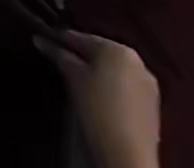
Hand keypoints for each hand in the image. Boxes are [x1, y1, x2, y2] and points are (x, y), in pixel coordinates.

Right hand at [40, 31, 161, 167]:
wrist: (128, 158)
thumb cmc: (98, 110)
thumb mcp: (73, 78)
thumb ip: (59, 55)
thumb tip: (41, 40)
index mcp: (118, 49)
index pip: (82, 38)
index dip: (61, 39)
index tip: (43, 39)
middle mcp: (137, 61)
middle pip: (100, 53)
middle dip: (80, 56)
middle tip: (59, 61)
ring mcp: (147, 85)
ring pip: (113, 71)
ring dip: (96, 73)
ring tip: (76, 82)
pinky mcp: (152, 107)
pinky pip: (125, 88)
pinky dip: (110, 89)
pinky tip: (98, 100)